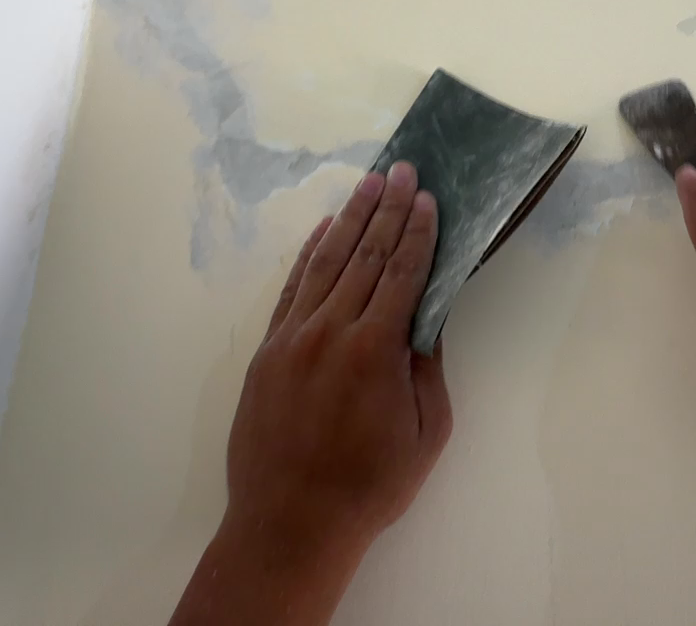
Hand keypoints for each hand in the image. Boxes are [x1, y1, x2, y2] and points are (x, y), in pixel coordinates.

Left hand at [172, 163, 449, 625]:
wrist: (289, 525)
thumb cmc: (371, 483)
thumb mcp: (426, 431)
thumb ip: (427, 366)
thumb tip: (427, 315)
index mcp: (375, 350)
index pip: (402, 273)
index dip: (417, 232)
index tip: (426, 198)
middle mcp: (331, 331)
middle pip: (366, 255)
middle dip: (387, 209)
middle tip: (400, 170)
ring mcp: (293, 337)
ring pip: (326, 262)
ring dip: (350, 219)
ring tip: (367, 184)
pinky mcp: (268, 349)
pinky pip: (292, 288)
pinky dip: (309, 254)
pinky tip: (323, 229)